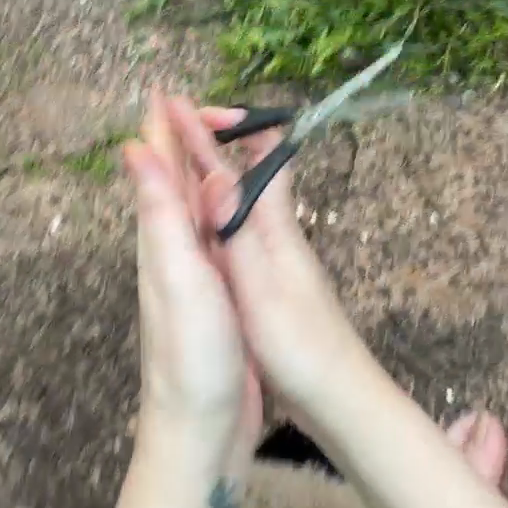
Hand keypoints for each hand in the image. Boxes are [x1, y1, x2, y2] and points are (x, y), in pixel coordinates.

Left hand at [119, 92, 261, 506]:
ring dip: (202, 160)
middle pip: (178, 172)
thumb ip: (158, 209)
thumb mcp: (175, 272)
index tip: (166, 84)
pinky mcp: (216, 283)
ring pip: (196, 196)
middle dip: (185, 133)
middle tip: (199, 100)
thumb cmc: (191, 351)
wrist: (203, 423)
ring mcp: (194, 263)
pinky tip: (230, 200)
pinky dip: (222, 197)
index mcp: (162, 231)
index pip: (159, 160)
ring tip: (212, 135)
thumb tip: (132, 144)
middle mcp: (174, 240)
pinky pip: (217, 224)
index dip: (164, 121)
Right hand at [169, 100, 370, 417]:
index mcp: (275, 225)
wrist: (339, 397)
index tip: (192, 110)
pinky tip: (191, 214)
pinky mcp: (263, 275)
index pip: (264, 151)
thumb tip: (216, 173)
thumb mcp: (262, 292)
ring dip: (204, 165)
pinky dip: (207, 203)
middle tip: (167, 114)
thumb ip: (238, 234)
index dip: (234, 123)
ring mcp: (270, 251)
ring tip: (170, 150)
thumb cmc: (301, 348)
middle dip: (206, 136)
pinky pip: (230, 222)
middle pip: (242, 167)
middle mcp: (273, 228)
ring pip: (234, 194)